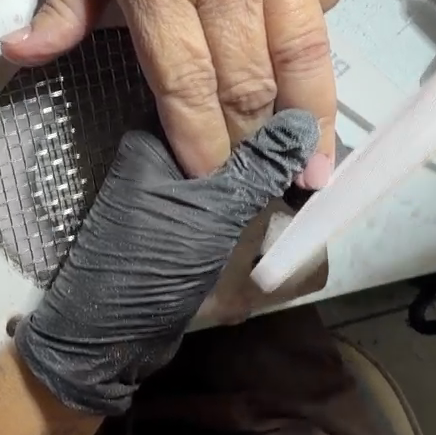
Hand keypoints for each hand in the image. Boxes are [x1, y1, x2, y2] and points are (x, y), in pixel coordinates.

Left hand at [0, 0, 346, 183]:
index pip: (181, 82)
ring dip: (307, 122)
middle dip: (251, 144)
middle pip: (244, 81)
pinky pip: (323, 5)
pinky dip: (312, 43)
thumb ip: (61, 4)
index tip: (208, 179)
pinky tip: (306, 69)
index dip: (199, 140)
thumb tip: (20, 57)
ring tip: (312, 169)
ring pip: (300, 56)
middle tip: (259, 187)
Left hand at [13, 110, 317, 415]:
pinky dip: (251, 194)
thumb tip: (306, 124)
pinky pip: (221, 191)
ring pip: (228, 162)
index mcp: (153, 135)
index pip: (217, 98)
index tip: (318, 120)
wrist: (110, 336)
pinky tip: (286, 196)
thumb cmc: (152, 265)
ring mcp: (166, 185)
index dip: (269, 104)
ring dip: (266, 169)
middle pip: (226, 129)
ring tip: (315, 171)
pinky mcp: (176, 216)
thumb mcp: (214, 212)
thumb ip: (260, 167)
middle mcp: (157, 151)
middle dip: (273, 139)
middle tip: (324, 151)